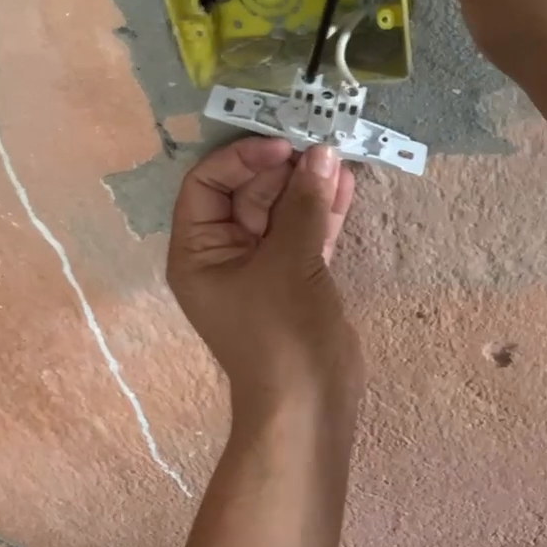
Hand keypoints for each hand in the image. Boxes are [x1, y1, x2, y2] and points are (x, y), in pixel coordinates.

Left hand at [167, 138, 361, 417]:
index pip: (208, 184)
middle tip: (322, 142)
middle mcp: (226, 252)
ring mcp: (265, 265)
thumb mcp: (290, 262)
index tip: (285, 146)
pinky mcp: (297, 276)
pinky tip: (347, 184)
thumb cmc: (281, 334)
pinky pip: (307, 232)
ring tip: (341, 155)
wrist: (310, 404)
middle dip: (285, 168)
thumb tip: (324, 153)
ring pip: (284, 210)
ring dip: (309, 184)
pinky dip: (326, 210)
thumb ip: (306, 204)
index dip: (242, 159)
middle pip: (250, 192)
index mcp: (199, 250)